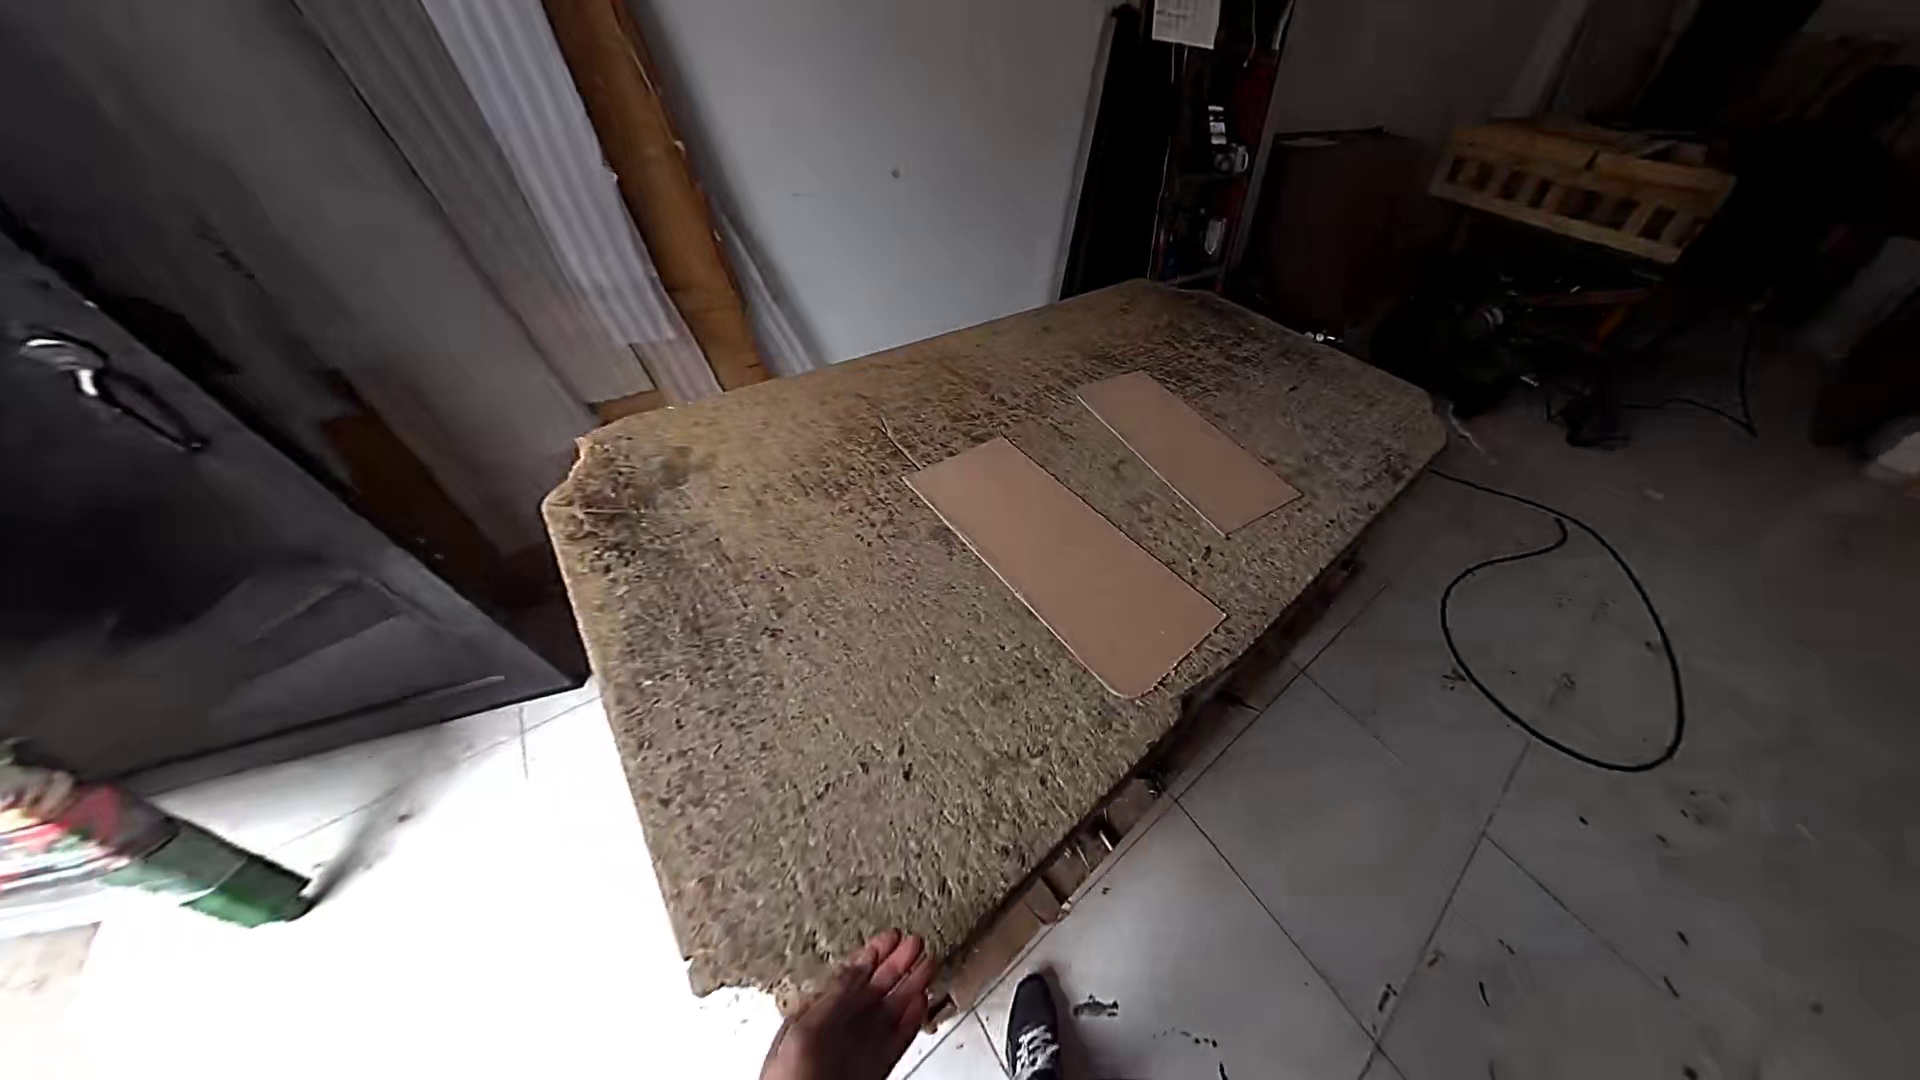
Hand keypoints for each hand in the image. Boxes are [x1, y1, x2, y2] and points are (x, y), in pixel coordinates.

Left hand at [760, 929, 936, 1079]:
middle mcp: (841, 1029)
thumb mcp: (803, 1032)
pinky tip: (922, 1001)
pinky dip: (913, 1020)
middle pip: (876, 989)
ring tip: (928, 963)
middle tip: (916, 942)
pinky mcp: (876, 1070)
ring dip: (911, 986)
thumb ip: (833, 998)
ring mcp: (860, 1050)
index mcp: (818, 1015)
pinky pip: (899, 1040)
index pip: (851, 976)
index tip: (891, 935)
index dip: (872, 954)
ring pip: (892, 1011)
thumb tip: (858, 966)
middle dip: (897, 964)